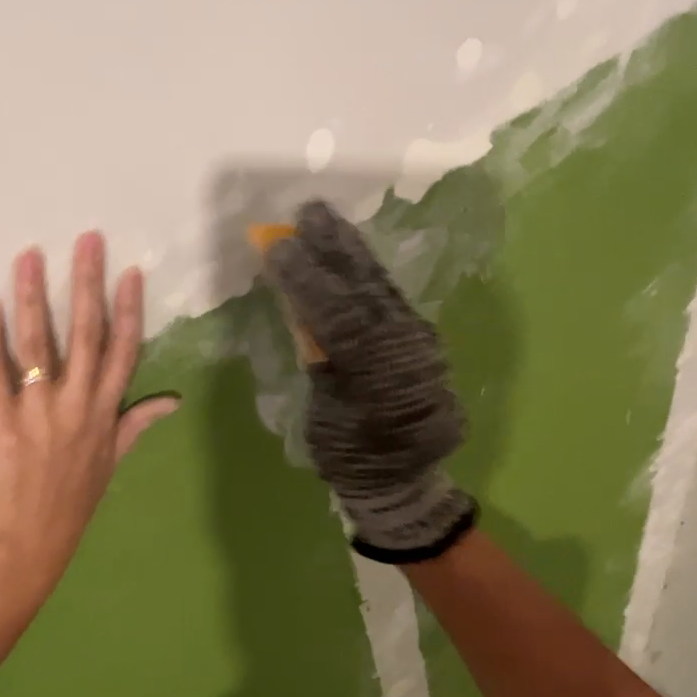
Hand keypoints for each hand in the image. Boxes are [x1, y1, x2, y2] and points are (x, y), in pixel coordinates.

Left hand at [0, 231, 178, 591]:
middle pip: (86, 335)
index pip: (124, 352)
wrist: (32, 538)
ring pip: (39, 345)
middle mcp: (77, 405)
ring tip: (29, 256)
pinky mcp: (2, 420)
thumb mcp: (112, 462)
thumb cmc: (74, 502)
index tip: (129, 271)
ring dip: (35, 297)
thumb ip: (136, 424)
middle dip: (86, 284)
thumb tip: (172, 400)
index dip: (128, 309)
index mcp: (105, 414)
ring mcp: (39, 411)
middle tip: (85, 239)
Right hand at [264, 199, 474, 562]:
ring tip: (327, 222)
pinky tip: (351, 257)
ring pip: (381, 288)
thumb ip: (321, 363)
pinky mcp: (421, 342)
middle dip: (333, 249)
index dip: (304, 278)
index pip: (337, 311)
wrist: (402, 483)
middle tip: (307, 212)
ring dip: (352, 253)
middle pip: (364, 288)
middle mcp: (404, 345)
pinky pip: (391, 300)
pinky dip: (367, 275)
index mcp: (375, 368)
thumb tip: (307, 318)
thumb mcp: (326, 414)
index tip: (275, 248)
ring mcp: (418, 341)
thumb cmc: (352, 456)